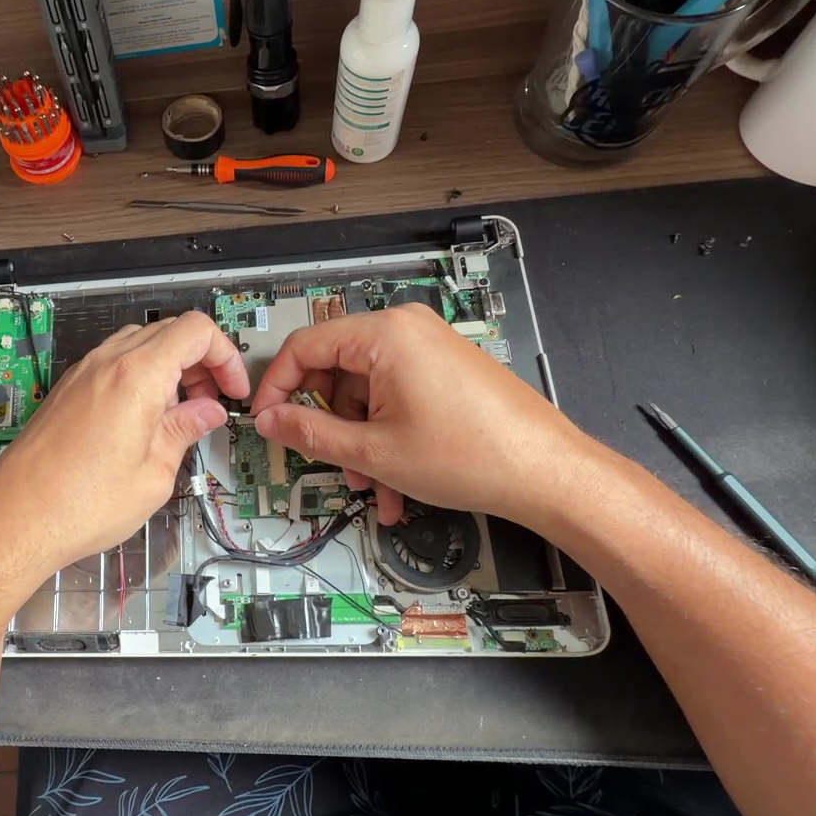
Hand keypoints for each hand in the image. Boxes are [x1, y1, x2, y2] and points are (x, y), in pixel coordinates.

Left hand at [0, 311, 248, 600]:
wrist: (16, 520)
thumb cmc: (79, 505)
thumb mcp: (154, 474)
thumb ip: (185, 432)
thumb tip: (207, 414)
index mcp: (137, 375)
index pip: (196, 330)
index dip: (225, 355)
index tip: (232, 389)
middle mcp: (107, 363)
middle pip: (169, 332)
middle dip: (201, 362)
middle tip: (211, 404)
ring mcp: (83, 373)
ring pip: (140, 345)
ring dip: (170, 369)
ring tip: (180, 415)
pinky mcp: (68, 390)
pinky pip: (114, 365)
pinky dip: (140, 379)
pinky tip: (145, 421)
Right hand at [248, 303, 597, 524]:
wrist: (548, 474)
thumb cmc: (476, 455)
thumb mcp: (372, 451)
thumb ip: (308, 432)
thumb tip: (271, 420)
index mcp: (385, 334)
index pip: (304, 346)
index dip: (277, 387)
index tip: (267, 419)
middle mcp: (406, 330)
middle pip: (335, 370)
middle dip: (328, 424)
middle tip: (326, 460)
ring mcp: (427, 348)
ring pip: (365, 392)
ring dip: (359, 440)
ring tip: (375, 486)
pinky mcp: (442, 368)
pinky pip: (394, 396)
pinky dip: (385, 434)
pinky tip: (394, 480)